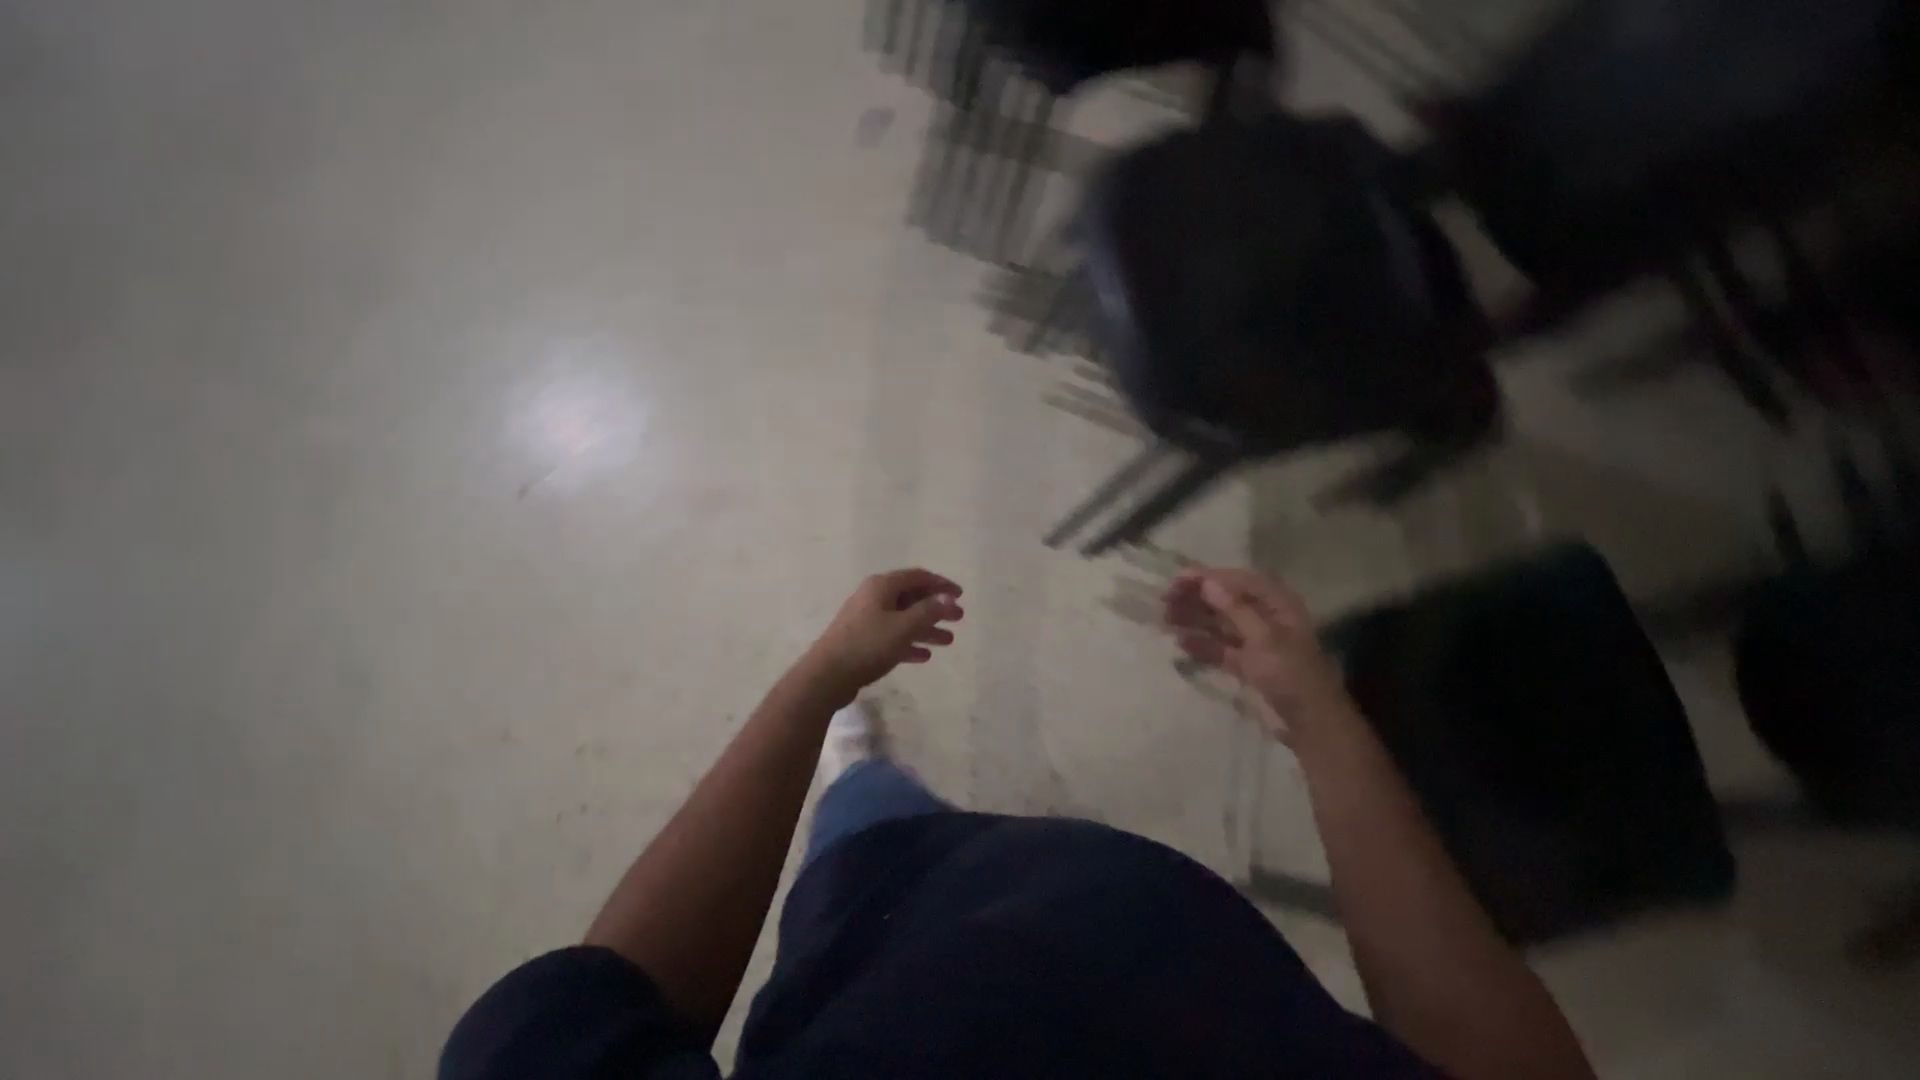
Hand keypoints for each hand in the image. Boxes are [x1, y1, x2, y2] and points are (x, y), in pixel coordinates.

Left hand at [801, 569, 963, 701]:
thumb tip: (948, 598)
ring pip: (903, 619)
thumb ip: (929, 611)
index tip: (961, 595)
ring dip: (926, 628)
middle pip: (911, 598)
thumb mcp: (903, 627)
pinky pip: (892, 636)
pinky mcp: (862, 640)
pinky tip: (924, 656)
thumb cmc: (868, 645)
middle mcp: (873, 597)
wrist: (827, 675)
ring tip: (949, 641)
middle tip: (959, 619)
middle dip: (936, 608)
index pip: (918, 576)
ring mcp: (866, 619)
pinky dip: (909, 643)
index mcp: (881, 586)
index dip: (941, 584)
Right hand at [1163, 566, 1352, 741]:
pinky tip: (1180, 643)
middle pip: (1228, 601)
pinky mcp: (1249, 666)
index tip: (1178, 579)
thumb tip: (1208, 583)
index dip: (1209, 576)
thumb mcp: (1264, 639)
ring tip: (1166, 619)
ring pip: (1221, 624)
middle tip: (1165, 600)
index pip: (1240, 580)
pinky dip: (1202, 646)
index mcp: (1278, 605)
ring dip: (1195, 620)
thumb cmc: (1290, 674)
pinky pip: (1221, 649)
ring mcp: (1257, 644)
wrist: (1310, 723)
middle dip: (1197, 598)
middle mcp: (1267, 619)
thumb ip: (1235, 609)